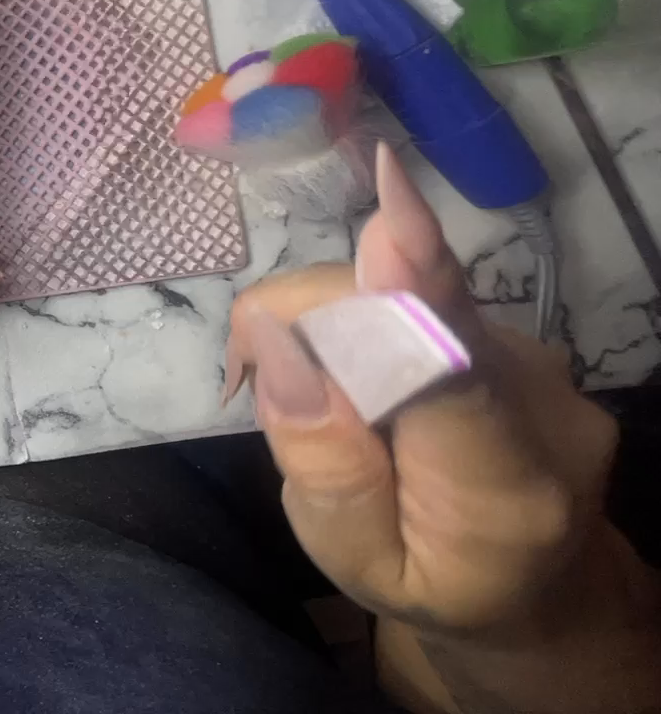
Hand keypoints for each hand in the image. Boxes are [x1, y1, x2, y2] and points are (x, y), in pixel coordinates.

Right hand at [227, 144, 630, 646]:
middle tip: (250, 386)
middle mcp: (537, 400)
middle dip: (293, 324)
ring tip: (298, 388)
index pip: (449, 371)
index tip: (394, 202)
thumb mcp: (352, 555)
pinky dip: (338, 317)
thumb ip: (319, 464)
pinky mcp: (506, 331)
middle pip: (383, 310)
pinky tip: (336, 366)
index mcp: (500, 486)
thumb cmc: (427, 578)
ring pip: (378, 288)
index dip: (412, 286)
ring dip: (309, 322)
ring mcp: (530, 356)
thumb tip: (277, 347)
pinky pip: (394, 287)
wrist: (538, 586)